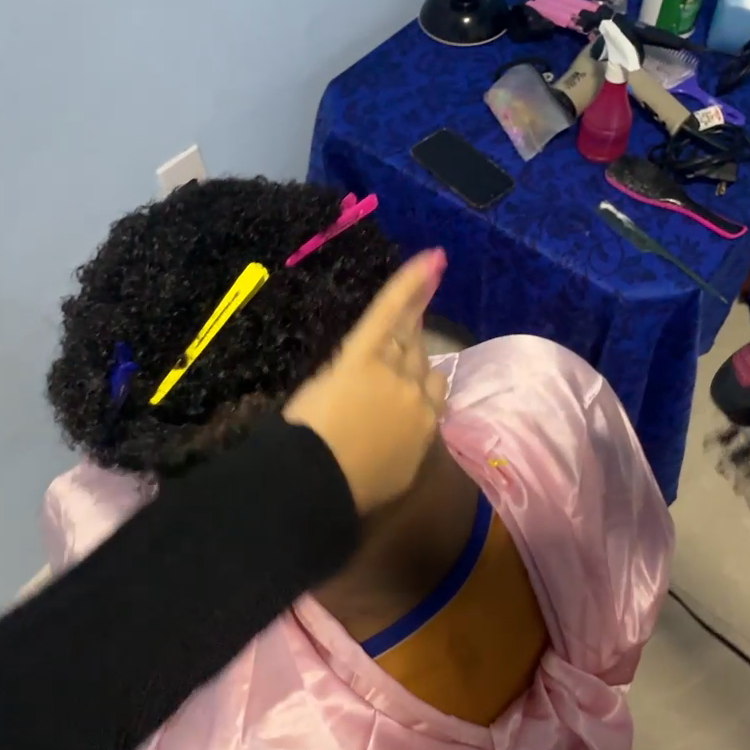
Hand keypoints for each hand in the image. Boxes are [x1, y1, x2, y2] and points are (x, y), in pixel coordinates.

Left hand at [282, 249, 447, 514]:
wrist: (316, 484)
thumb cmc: (346, 491)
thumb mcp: (391, 479)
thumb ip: (403, 449)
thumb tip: (402, 435)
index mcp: (425, 431)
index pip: (433, 395)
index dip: (418, 385)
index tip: (407, 383)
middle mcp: (417, 398)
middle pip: (421, 362)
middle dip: (411, 351)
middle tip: (404, 335)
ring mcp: (392, 374)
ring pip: (408, 338)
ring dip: (414, 314)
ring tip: (425, 279)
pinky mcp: (363, 354)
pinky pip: (390, 313)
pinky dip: (410, 283)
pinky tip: (430, 258)